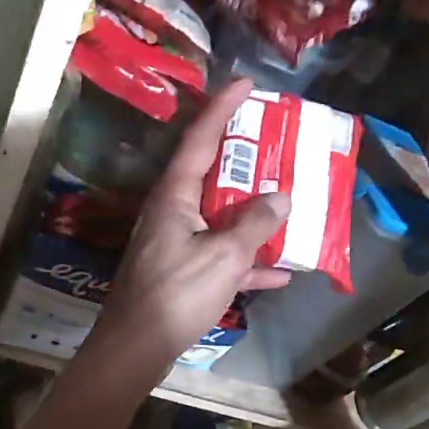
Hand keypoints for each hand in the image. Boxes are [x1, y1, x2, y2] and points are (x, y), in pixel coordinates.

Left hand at [90, 79, 291, 369]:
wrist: (137, 347)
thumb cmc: (177, 293)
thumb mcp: (224, 256)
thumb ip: (255, 225)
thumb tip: (281, 197)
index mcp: (174, 196)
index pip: (199, 139)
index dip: (222, 108)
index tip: (245, 82)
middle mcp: (172, 211)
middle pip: (213, 176)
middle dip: (247, 162)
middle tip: (278, 144)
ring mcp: (175, 242)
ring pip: (220, 218)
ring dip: (254, 216)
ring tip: (292, 206)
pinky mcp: (181, 272)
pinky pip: (220, 256)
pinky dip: (248, 262)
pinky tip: (280, 273)